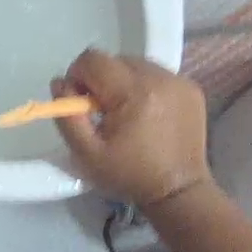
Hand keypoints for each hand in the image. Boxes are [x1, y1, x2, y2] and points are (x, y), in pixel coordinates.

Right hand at [52, 49, 209, 206]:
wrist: (180, 192)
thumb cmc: (129, 174)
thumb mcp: (86, 153)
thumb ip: (66, 115)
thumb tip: (60, 83)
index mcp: (133, 93)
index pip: (93, 59)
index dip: (79, 76)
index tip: (83, 102)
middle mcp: (159, 78)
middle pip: (114, 59)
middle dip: (102, 79)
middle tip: (103, 109)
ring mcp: (179, 81)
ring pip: (135, 64)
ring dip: (123, 81)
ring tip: (126, 111)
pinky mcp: (191, 87)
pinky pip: (155, 73)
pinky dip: (145, 86)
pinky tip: (147, 111)